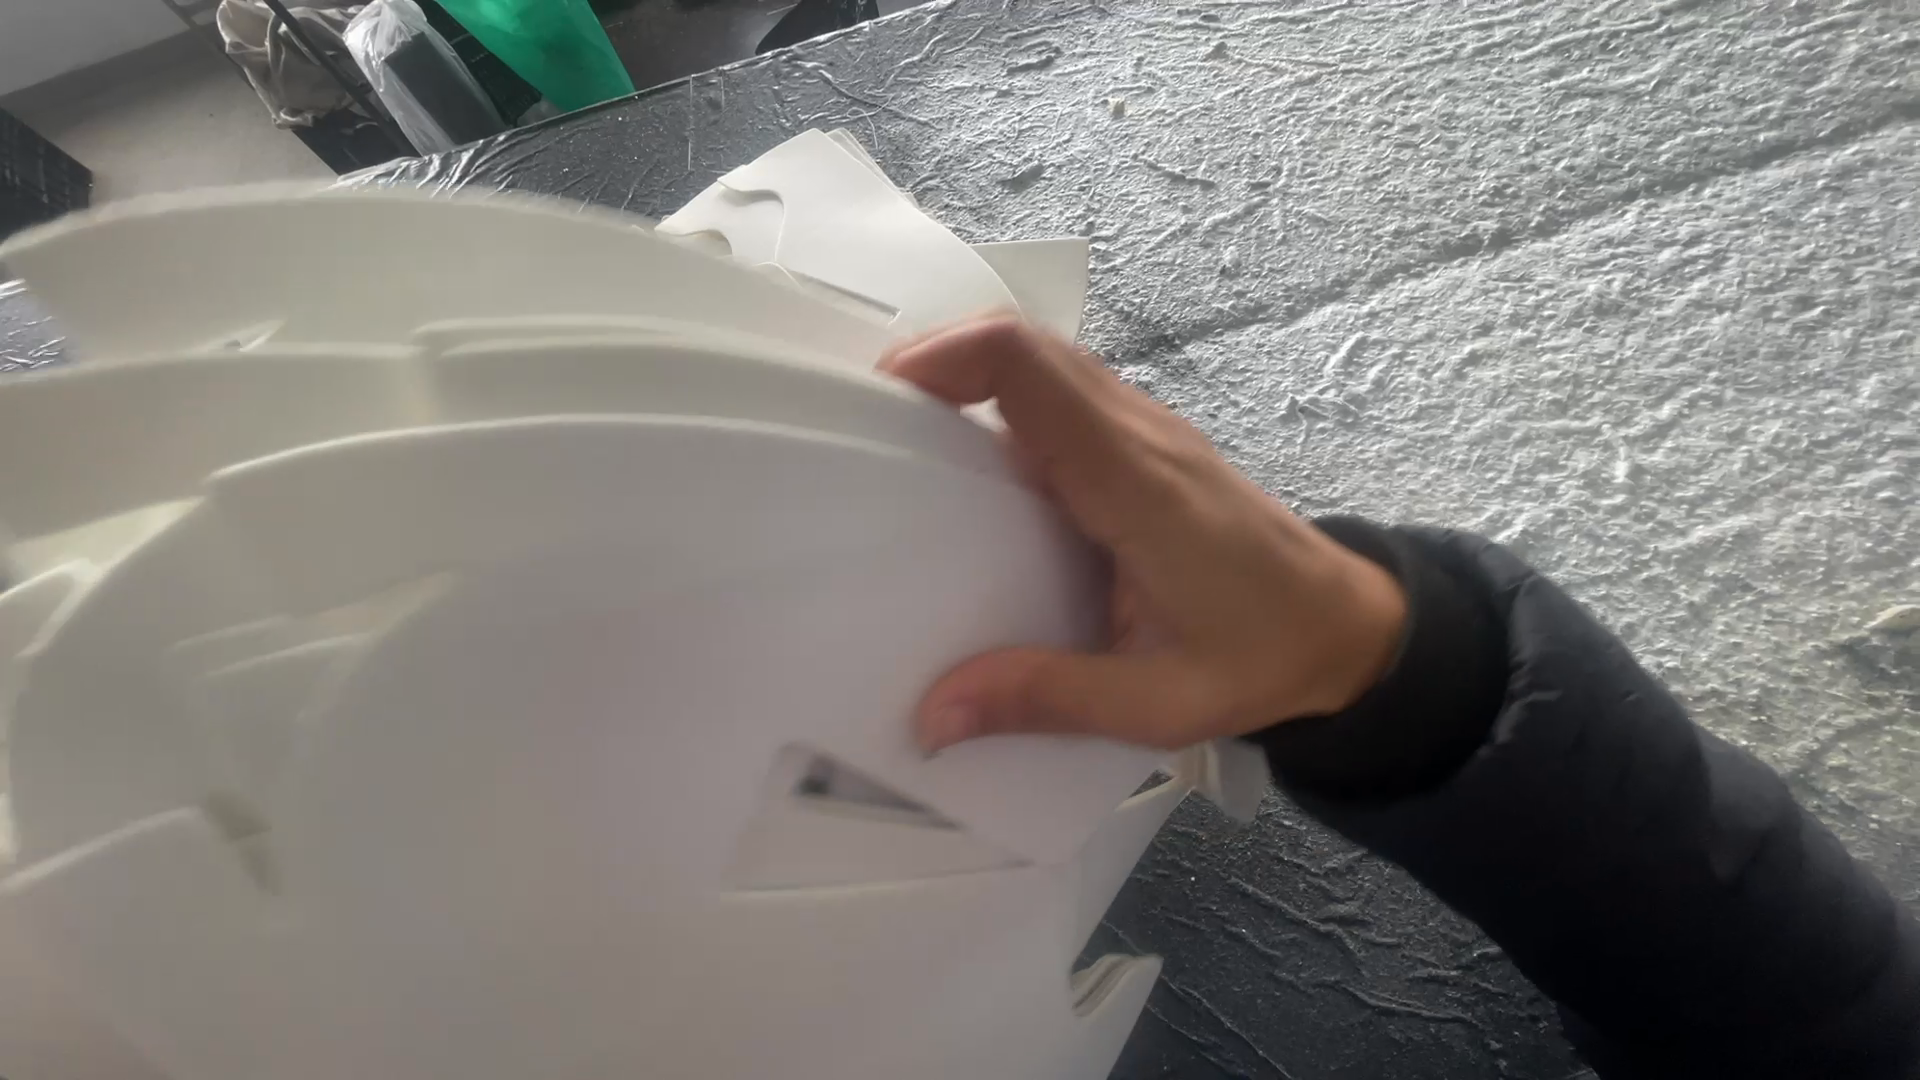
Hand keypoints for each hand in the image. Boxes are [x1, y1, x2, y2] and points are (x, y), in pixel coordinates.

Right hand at [879, 317, 1407, 752]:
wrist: (1347, 626)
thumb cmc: (1263, 657)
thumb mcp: (1157, 702)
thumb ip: (1044, 699)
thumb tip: (931, 715)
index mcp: (1134, 481)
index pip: (1028, 367)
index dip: (945, 357)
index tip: (882, 396)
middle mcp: (1135, 432)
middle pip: (1025, 343)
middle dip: (938, 363)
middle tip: (876, 423)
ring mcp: (1143, 428)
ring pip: (1042, 362)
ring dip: (968, 378)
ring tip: (907, 440)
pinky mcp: (1142, 444)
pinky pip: (1060, 395)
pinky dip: (1002, 404)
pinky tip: (973, 469)